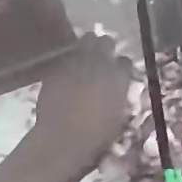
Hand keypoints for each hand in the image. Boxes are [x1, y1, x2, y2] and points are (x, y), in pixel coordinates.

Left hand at [28, 37, 130, 165]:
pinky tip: (68, 75)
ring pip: (84, 42)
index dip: (122, 67)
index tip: (119, 74)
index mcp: (119, 77)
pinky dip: (69, 63)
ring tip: (84, 62)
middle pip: (104, 42)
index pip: (125, 62)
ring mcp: (75, 63)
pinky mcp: (56, 69)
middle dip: (105, 47)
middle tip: (102, 59)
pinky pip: (66, 58)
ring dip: (86, 50)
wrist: (62, 139)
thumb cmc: (96, 136)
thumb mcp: (118, 117)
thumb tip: (117, 90)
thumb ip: (119, 96)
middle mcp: (98, 63)